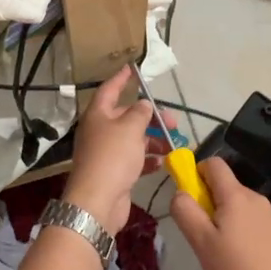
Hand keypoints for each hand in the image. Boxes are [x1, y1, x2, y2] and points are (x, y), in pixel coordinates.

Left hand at [62, 66, 167, 235]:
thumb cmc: (113, 157)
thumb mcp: (130, 128)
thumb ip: (140, 112)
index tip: (133, 69)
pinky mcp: (113, 172)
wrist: (98, 201)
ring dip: (152, 140)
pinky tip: (162, 162)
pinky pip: (133, 160)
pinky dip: (147, 159)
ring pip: (132, 139)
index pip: (109, 89)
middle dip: (150, 117)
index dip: (121, 78)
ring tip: (172, 145)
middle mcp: (99, 130)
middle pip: (126, 116)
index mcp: (98, 114)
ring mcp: (105, 152)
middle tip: (172, 121)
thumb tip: (143, 104)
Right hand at [170, 157, 270, 269]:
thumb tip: (180, 191)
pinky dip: (248, 237)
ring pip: (243, 210)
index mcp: (236, 196)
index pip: (214, 164)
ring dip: (230, 223)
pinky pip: (259, 226)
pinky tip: (249, 266)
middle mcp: (258, 200)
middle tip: (205, 239)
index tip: (191, 200)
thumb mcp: (202, 244)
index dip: (197, 173)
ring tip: (226, 258)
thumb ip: (186, 212)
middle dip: (212, 205)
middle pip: (228, 189)